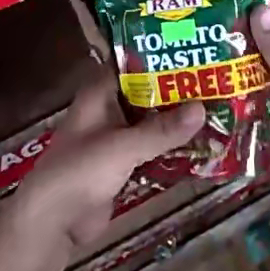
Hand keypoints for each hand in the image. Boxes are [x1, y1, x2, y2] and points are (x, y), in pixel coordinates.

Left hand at [9, 70, 204, 253]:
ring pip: (151, 119)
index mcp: (100, 91)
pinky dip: (172, 145)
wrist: (52, 223)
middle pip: (147, 90)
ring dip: (177, 118)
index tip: (195, 47)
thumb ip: (162, 130)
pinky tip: (201, 143)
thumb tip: (203, 108)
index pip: (133, 61)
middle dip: (177, 88)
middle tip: (217, 77)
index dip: (161, 54)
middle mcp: (108, 108)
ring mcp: (115, 136)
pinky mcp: (122, 163)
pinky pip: (152, 147)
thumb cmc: (80, 171)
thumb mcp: (124, 146)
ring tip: (217, 106)